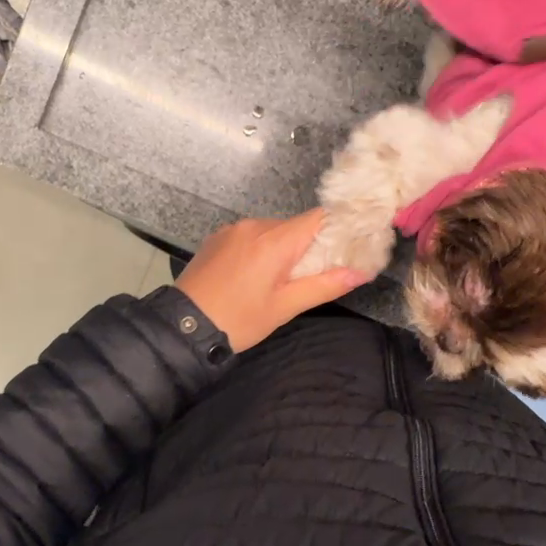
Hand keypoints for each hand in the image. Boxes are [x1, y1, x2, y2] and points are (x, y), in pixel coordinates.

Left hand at [176, 209, 372, 351]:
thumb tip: (362, 271)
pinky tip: (254, 277)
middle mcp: (254, 225)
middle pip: (297, 226)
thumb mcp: (285, 307)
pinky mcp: (218, 238)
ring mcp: (233, 229)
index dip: (341, 227)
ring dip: (284, 250)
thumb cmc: (238, 320)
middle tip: (315, 276)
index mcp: (274, 240)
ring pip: (274, 231)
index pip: (320, 217)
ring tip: (280, 282)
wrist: (183, 328)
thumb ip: (325, 285)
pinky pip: (251, 236)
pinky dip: (261, 250)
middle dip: (311, 247)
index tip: (353, 245)